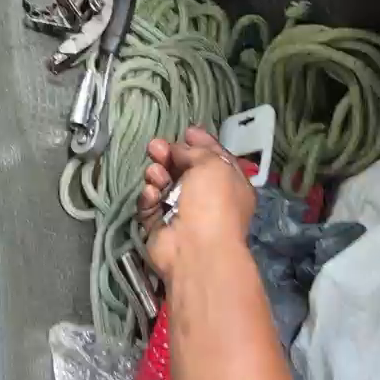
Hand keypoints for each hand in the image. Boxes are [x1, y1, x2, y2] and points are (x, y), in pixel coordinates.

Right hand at [137, 126, 256, 281]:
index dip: (200, 142)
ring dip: (157, 174)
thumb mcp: (212, 165)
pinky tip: (151, 194)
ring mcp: (183, 213)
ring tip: (155, 174)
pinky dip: (149, 197)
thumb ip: (195, 151)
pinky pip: (150, 205)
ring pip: (164, 184)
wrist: (196, 248)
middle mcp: (208, 198)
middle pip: (184, 168)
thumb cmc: (213, 203)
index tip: (186, 130)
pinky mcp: (160, 226)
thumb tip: (179, 149)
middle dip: (169, 155)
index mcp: (229, 183)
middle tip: (155, 147)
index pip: (214, 157)